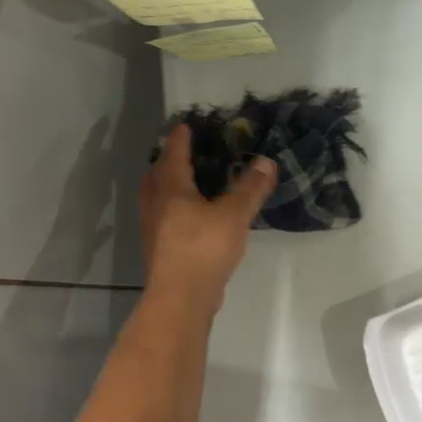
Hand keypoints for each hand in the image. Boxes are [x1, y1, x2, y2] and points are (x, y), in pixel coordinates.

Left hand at [139, 123, 275, 311]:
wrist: (182, 297)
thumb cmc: (204, 247)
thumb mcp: (235, 214)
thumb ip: (250, 188)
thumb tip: (266, 162)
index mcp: (171, 190)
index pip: (173, 156)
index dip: (180, 140)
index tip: (184, 125)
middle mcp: (156, 205)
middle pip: (156, 176)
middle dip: (166, 162)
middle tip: (179, 153)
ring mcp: (155, 230)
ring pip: (156, 199)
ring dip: (166, 186)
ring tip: (182, 182)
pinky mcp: (161, 250)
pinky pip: (164, 218)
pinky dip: (173, 209)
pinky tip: (189, 217)